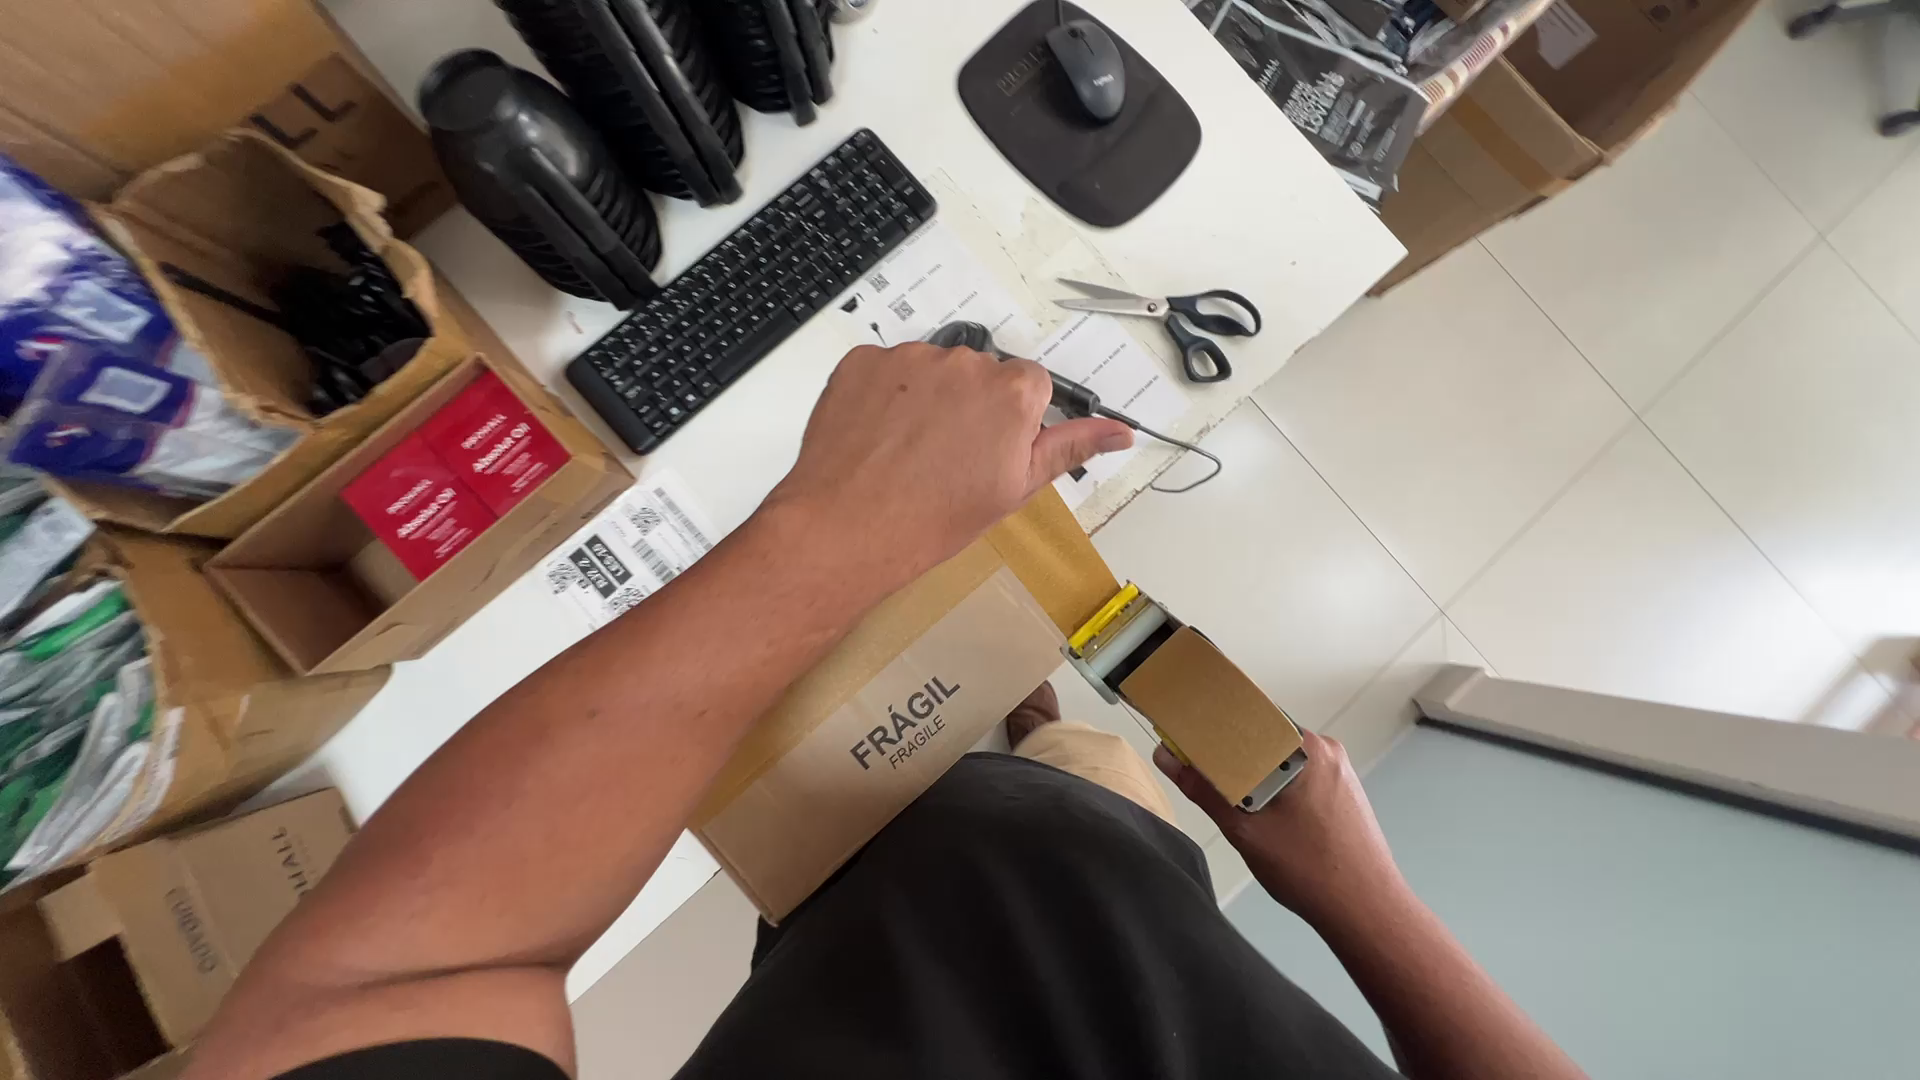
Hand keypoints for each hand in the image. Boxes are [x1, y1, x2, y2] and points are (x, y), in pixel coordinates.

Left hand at [767, 343, 1131, 581]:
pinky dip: (884, 395)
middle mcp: (966, 362)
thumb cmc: (936, 518)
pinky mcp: (863, 361)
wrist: (851, 526)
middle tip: (947, 456)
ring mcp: (910, 357)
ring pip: (932, 370)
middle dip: (970, 406)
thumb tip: (1121, 432)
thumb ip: (1071, 448)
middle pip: (980, 374)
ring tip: (907, 450)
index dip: (1011, 421)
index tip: (990, 450)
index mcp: (1013, 392)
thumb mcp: (1015, 487)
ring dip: (926, 398)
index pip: (1029, 386)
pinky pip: (886, 369)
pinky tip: (878, 436)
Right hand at [1155, 730, 1408, 928]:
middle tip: (1199, 771)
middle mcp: (1325, 749)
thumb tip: (1165, 757)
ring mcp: (1339, 771)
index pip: (1249, 715)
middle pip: (1262, 737)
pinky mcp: (1344, 792)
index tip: (1185, 733)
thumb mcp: (1244, 831)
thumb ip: (1203, 790)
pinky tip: (1261, 814)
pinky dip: (1273, 787)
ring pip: (1278, 759)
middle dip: (1229, 754)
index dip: (1213, 723)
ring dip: (1252, 775)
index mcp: (1306, 747)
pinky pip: (1296, 776)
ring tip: (1228, 799)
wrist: (1370, 915)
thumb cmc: (1309, 871)